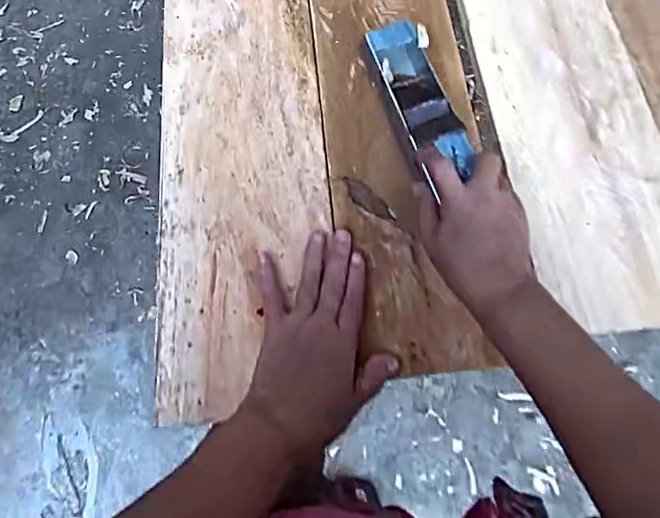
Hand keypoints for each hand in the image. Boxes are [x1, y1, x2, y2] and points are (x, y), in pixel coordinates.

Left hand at [237, 230, 397, 460]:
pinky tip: (265, 257)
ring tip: (318, 234)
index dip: (357, 277)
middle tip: (343, 232)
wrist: (276, 427)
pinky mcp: (275, 329)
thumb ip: (372, 375)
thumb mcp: (353, 400)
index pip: (353, 301)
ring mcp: (297, 324)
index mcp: (344, 341)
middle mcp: (323, 325)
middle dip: (339, 257)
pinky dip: (268, 277)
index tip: (360, 254)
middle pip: (334, 286)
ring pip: (310, 284)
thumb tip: (394, 359)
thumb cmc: (318, 417)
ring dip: (314, 258)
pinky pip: (272, 299)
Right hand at [414, 148, 537, 322]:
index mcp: (459, 199)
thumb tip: (422, 186)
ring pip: (500, 175)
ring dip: (488, 182)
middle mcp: (485, 193)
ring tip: (479, 203)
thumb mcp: (433, 243)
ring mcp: (506, 200)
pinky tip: (491, 221)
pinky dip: (498, 200)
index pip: (441, 163)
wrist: (502, 288)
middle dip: (475, 161)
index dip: (430, 154)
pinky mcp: (520, 211)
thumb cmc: (461, 268)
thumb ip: (427, 209)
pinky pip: (508, 194)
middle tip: (466, 177)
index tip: (425, 155)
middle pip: (486, 157)